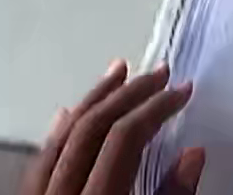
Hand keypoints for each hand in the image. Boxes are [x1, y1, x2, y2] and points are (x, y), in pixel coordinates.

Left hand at [20, 60, 204, 194]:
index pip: (124, 139)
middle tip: (160, 72)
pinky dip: (61, 131)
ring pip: (62, 137)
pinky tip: (71, 112)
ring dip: (94, 99)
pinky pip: (39, 162)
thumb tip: (193, 154)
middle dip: (130, 94)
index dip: (156, 108)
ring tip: (120, 71)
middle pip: (92, 129)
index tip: (183, 90)